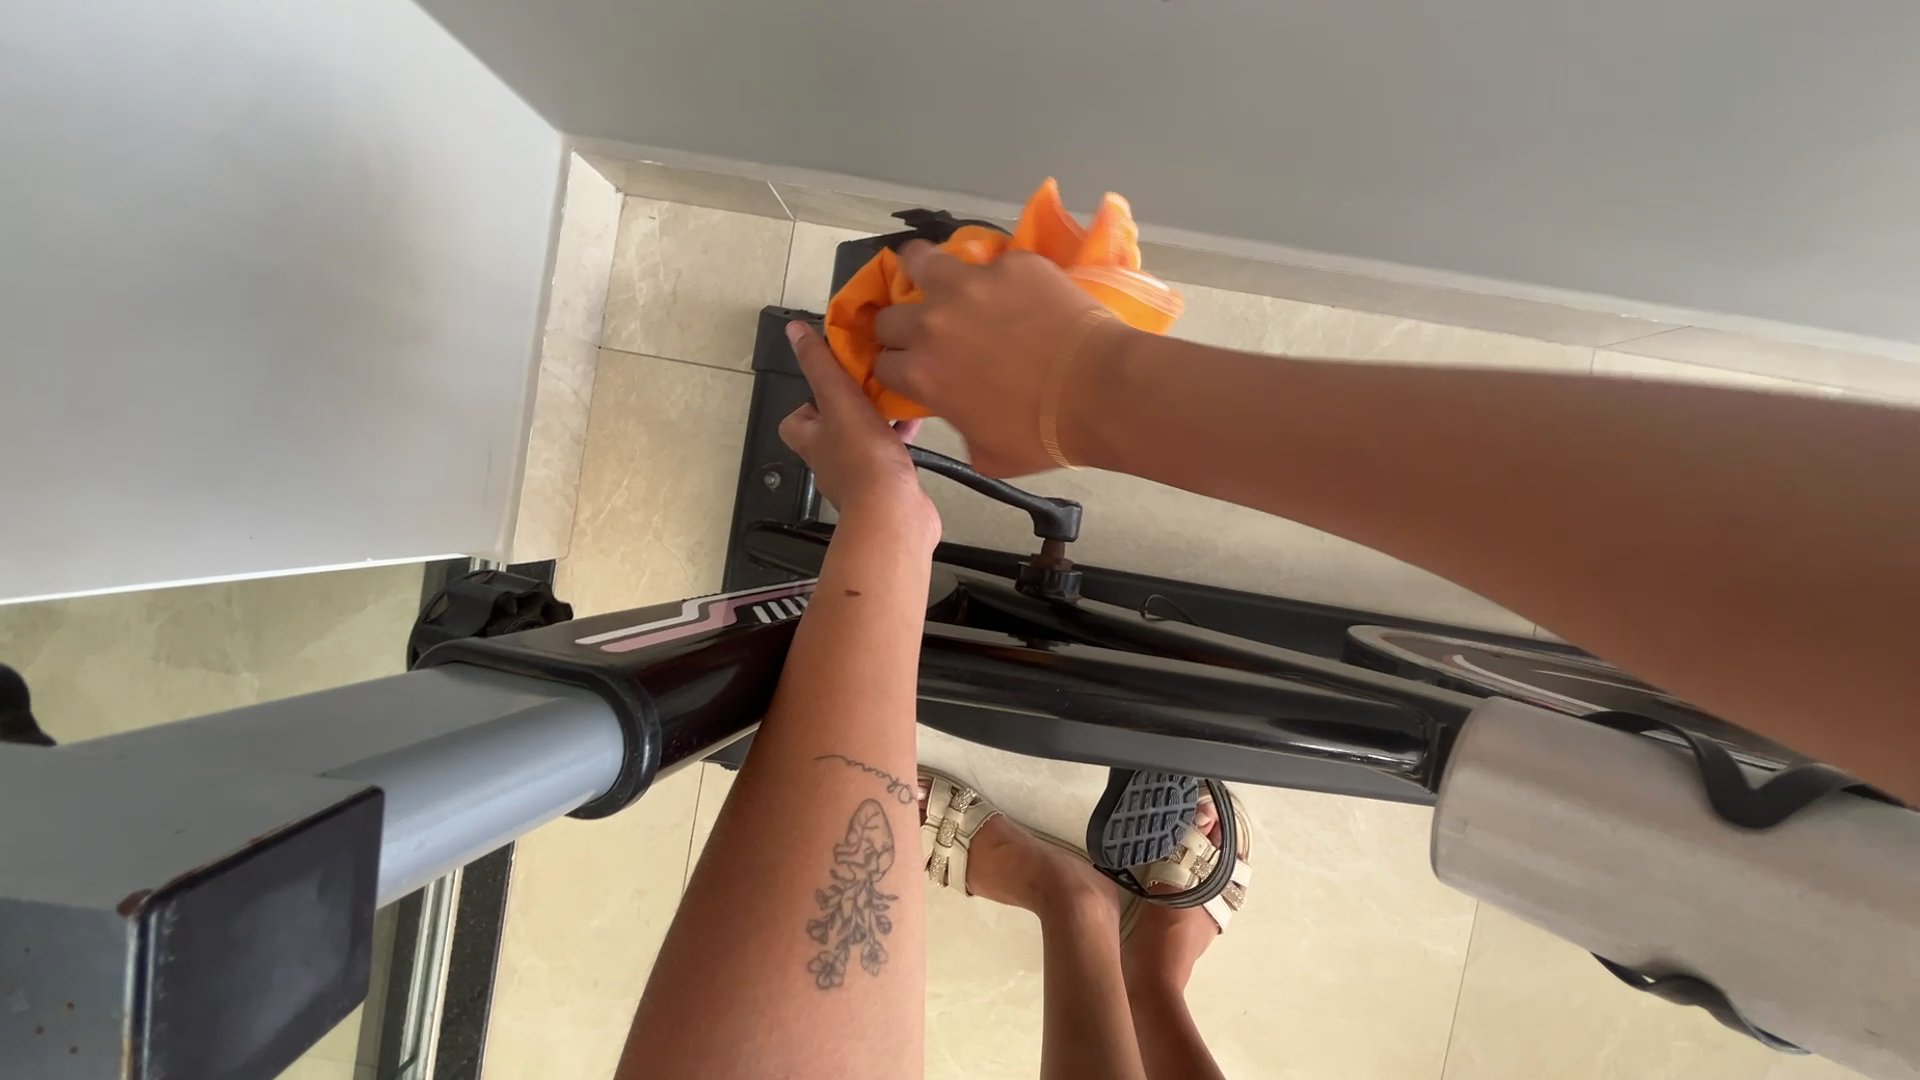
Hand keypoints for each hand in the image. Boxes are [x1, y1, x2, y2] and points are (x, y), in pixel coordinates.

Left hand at [780, 322, 938, 540]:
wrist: (894, 513)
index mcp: (812, 441)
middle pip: (832, 429)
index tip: (830, 383)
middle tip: (870, 386)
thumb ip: (819, 365)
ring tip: (898, 399)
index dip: (807, 401)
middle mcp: (829, 461)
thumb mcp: (839, 399)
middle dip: (850, 408)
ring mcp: (858, 478)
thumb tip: (794, 331)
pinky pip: (890, 457)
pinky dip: (901, 440)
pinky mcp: (886, 488)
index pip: (794, 420)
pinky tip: (918, 424)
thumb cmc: (864, 459)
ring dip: (879, 422)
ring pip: (864, 442)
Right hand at [871, 241, 1138, 476]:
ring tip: (941, 279)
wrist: (1099, 394)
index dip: (897, 368)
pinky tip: (1017, 290)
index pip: (883, 364)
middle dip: (903, 326)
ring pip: (920, 260)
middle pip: (890, 316)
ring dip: (923, 271)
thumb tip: (961, 416)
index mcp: (922, 374)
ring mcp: (971, 285)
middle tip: (930, 333)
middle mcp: (933, 323)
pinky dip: (996, 276)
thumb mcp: (986, 454)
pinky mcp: (1011, 264)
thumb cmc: (1042, 436)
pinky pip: (991, 262)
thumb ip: (958, 428)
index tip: (913, 369)